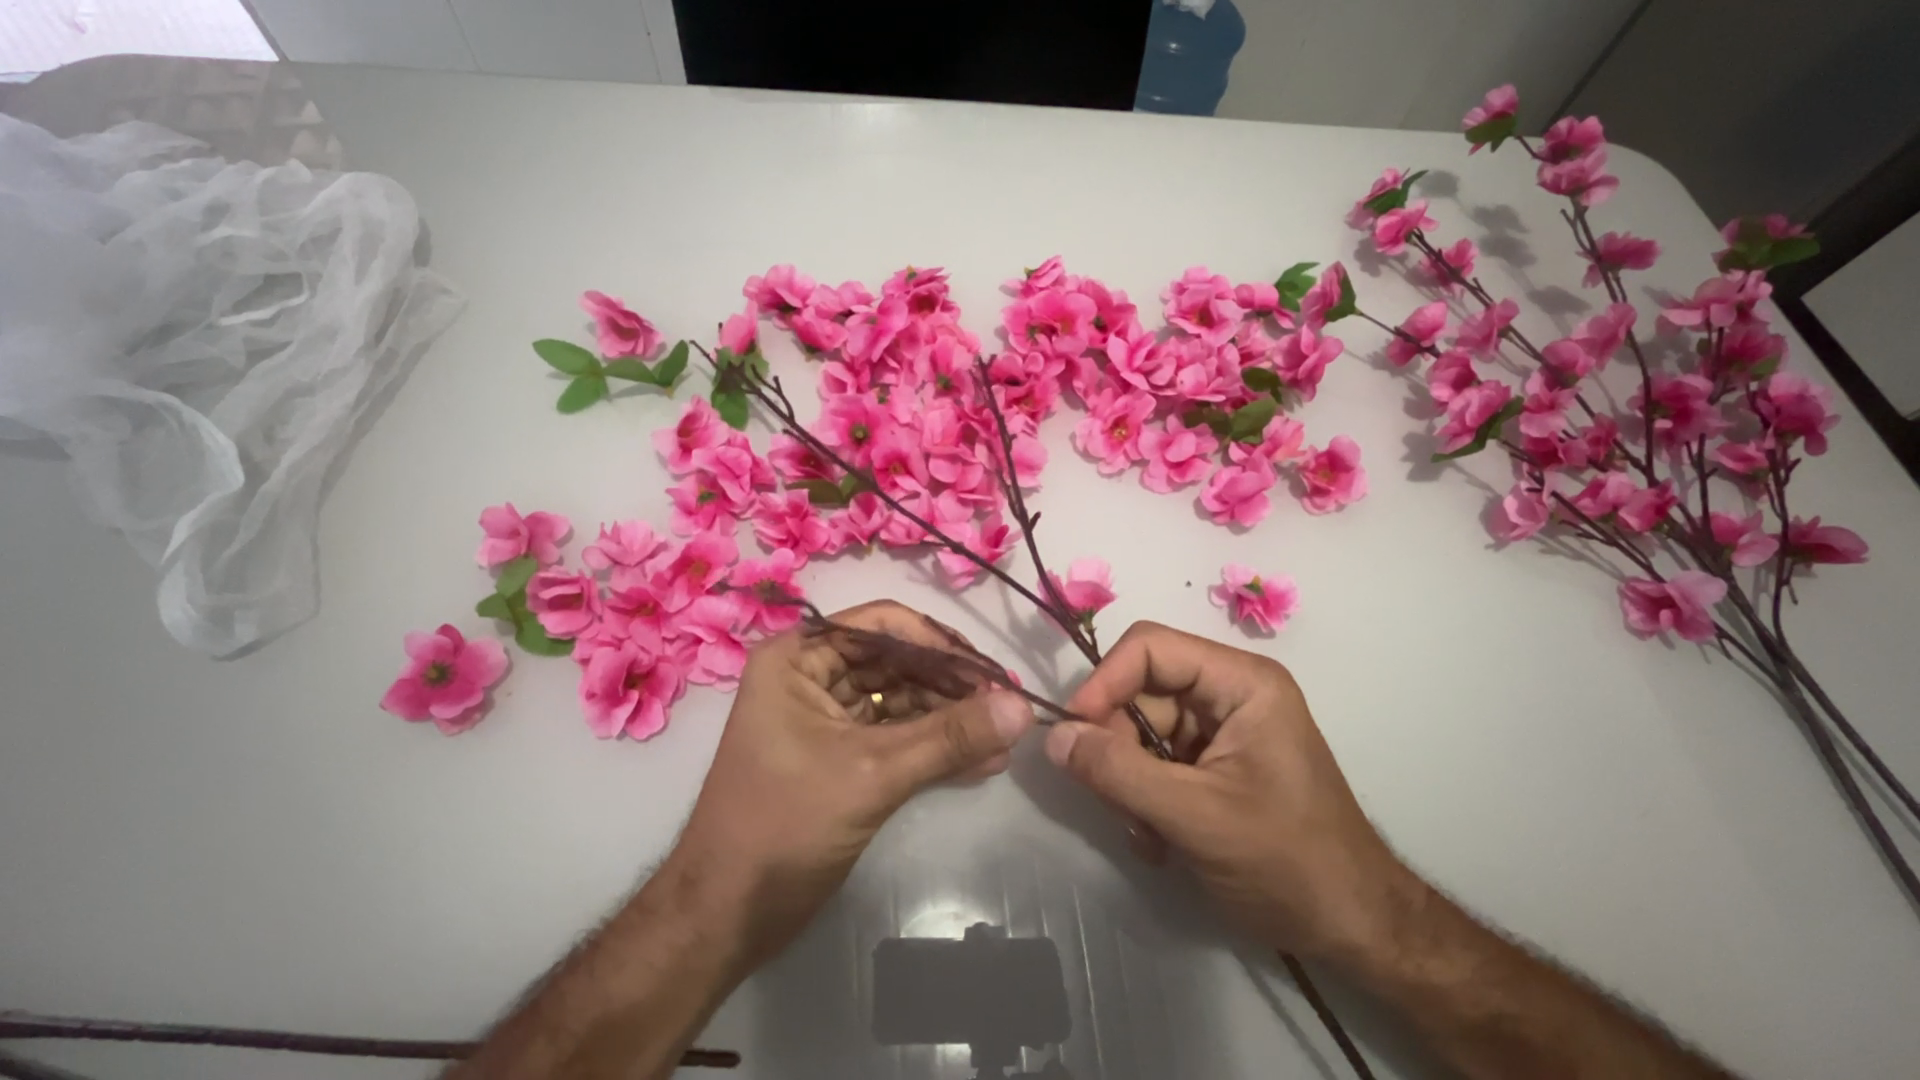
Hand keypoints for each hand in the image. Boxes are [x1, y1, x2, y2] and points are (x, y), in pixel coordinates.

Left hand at [674, 600, 1035, 966]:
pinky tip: (982, 762)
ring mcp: (825, 718)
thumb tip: (1023, 707)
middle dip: (952, 686)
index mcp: (799, 658)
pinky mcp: (840, 757)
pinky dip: (935, 748)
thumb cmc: (785, 826)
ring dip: (950, 719)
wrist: (728, 912)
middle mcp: (810, 676)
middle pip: (896, 662)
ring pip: (900, 702)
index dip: (941, 644)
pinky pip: (896, 737)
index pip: (883, 625)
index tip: (992, 674)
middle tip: (1008, 708)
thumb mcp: (872, 774)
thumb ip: (949, 737)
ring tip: (1004, 740)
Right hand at [1044, 621, 1414, 964]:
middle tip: (1116, 804)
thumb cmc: (1287, 863)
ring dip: (1127, 783)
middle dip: (1116, 748)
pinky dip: (1141, 799)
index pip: (1150, 648)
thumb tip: (1053, 738)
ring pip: (1138, 732)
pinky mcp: (1211, 766)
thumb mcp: (1195, 816)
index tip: (1073, 734)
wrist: (1352, 927)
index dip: (1104, 682)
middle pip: (1138, 693)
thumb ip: (1119, 772)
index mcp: (1241, 683)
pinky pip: (1152, 763)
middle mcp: (1228, 694)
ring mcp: (1220, 731)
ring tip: (1147, 834)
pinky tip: (1158, 842)